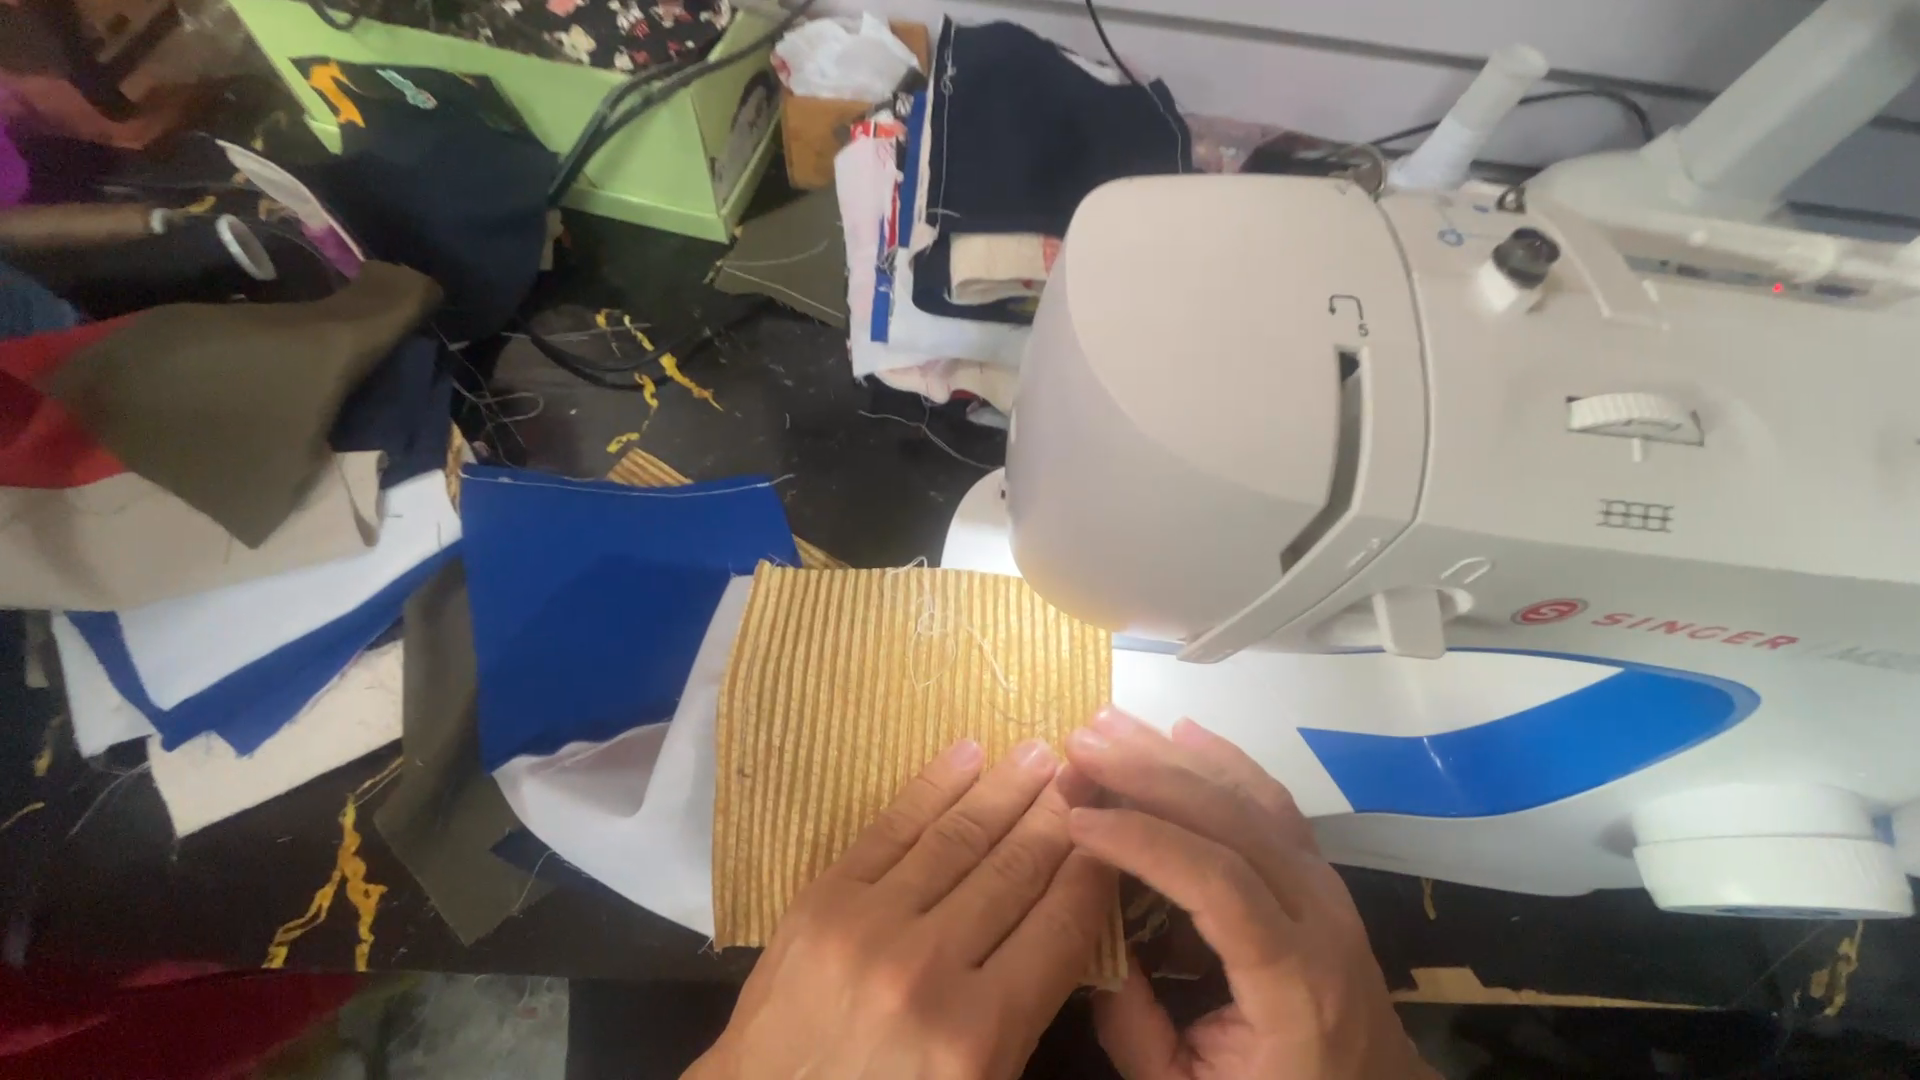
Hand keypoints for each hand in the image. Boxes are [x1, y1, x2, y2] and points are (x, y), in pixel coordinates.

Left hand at [687, 737, 1116, 1079]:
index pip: (1058, 926)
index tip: (1110, 827)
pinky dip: (933, 786)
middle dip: (1056, 816)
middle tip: (1083, 772)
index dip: (1090, 869)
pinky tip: (966, 754)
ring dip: (1004, 789)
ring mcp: (870, 923)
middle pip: (1012, 870)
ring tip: (1039, 752)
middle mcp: (929, 967)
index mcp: (978, 1032)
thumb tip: (1063, 909)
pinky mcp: (824, 896)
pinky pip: (890, 827)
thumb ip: (1025, 1005)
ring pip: (958, 838)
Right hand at [1064, 708, 1435, 1079]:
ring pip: (1250, 796)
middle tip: (1081, 746)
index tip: (1076, 818)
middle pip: (1234, 821)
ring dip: (1174, 755)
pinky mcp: (1318, 870)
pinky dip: (1221, 759)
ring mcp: (1326, 884)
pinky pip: (1270, 799)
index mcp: (1297, 986)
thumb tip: (1082, 931)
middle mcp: (1322, 917)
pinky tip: (1181, 731)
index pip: (1219, 884)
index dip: (1144, 841)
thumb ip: (1131, 1023)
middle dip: (1150, 774)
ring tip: (1110, 725)